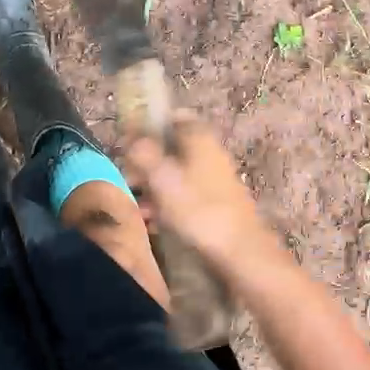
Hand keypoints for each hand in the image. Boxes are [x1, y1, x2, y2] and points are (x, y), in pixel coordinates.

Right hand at [122, 116, 272, 267]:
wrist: (242, 253)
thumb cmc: (199, 209)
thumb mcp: (162, 177)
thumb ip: (142, 151)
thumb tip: (129, 133)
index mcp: (198, 136)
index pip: (172, 116)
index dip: (149, 125)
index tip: (129, 140)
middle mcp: (209, 151)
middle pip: (172, 146)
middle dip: (147, 161)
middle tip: (128, 177)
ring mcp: (214, 178)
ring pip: (177, 172)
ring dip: (154, 185)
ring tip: (136, 204)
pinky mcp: (217, 203)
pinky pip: (186, 194)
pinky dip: (168, 202)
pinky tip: (153, 220)